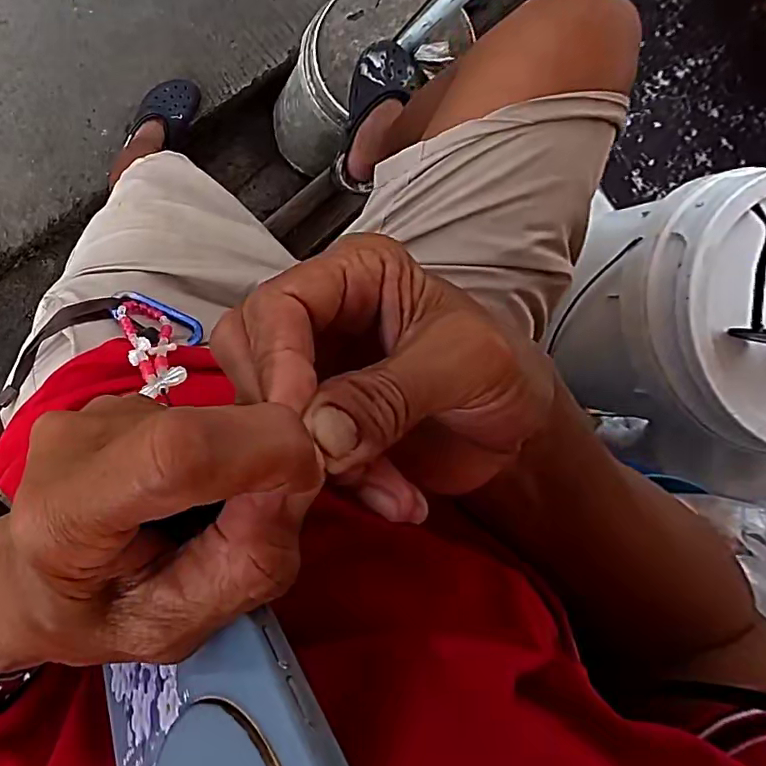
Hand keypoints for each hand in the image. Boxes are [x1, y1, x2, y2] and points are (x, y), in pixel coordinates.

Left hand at [0, 395, 322, 670]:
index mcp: (68, 514)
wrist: (25, 571)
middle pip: (197, 426)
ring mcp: (82, 411)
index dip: (259, 451)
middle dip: (256, 464)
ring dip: (225, 461)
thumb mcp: (172, 628)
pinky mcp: (98, 399)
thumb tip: (295, 478)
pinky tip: (167, 488)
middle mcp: (71, 442)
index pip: (172, 453)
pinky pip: (180, 413)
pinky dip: (202, 448)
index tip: (304, 481)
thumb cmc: (89, 614)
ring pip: (197, 415)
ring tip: (186, 513)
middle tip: (239, 523)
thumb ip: (240, 564)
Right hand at [211, 233, 553, 521]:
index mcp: (351, 272)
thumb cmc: (506, 377)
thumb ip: (389, 395)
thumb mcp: (467, 370)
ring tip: (381, 484)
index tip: (295, 419)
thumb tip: (316, 432)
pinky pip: (277, 443)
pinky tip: (382, 493)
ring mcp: (298, 362)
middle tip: (327, 460)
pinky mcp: (298, 411)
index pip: (278, 304)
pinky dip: (324, 480)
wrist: (520, 435)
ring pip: (253, 401)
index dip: (277, 359)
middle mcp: (311, 310)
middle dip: (285, 412)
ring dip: (308, 455)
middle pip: (245, 348)